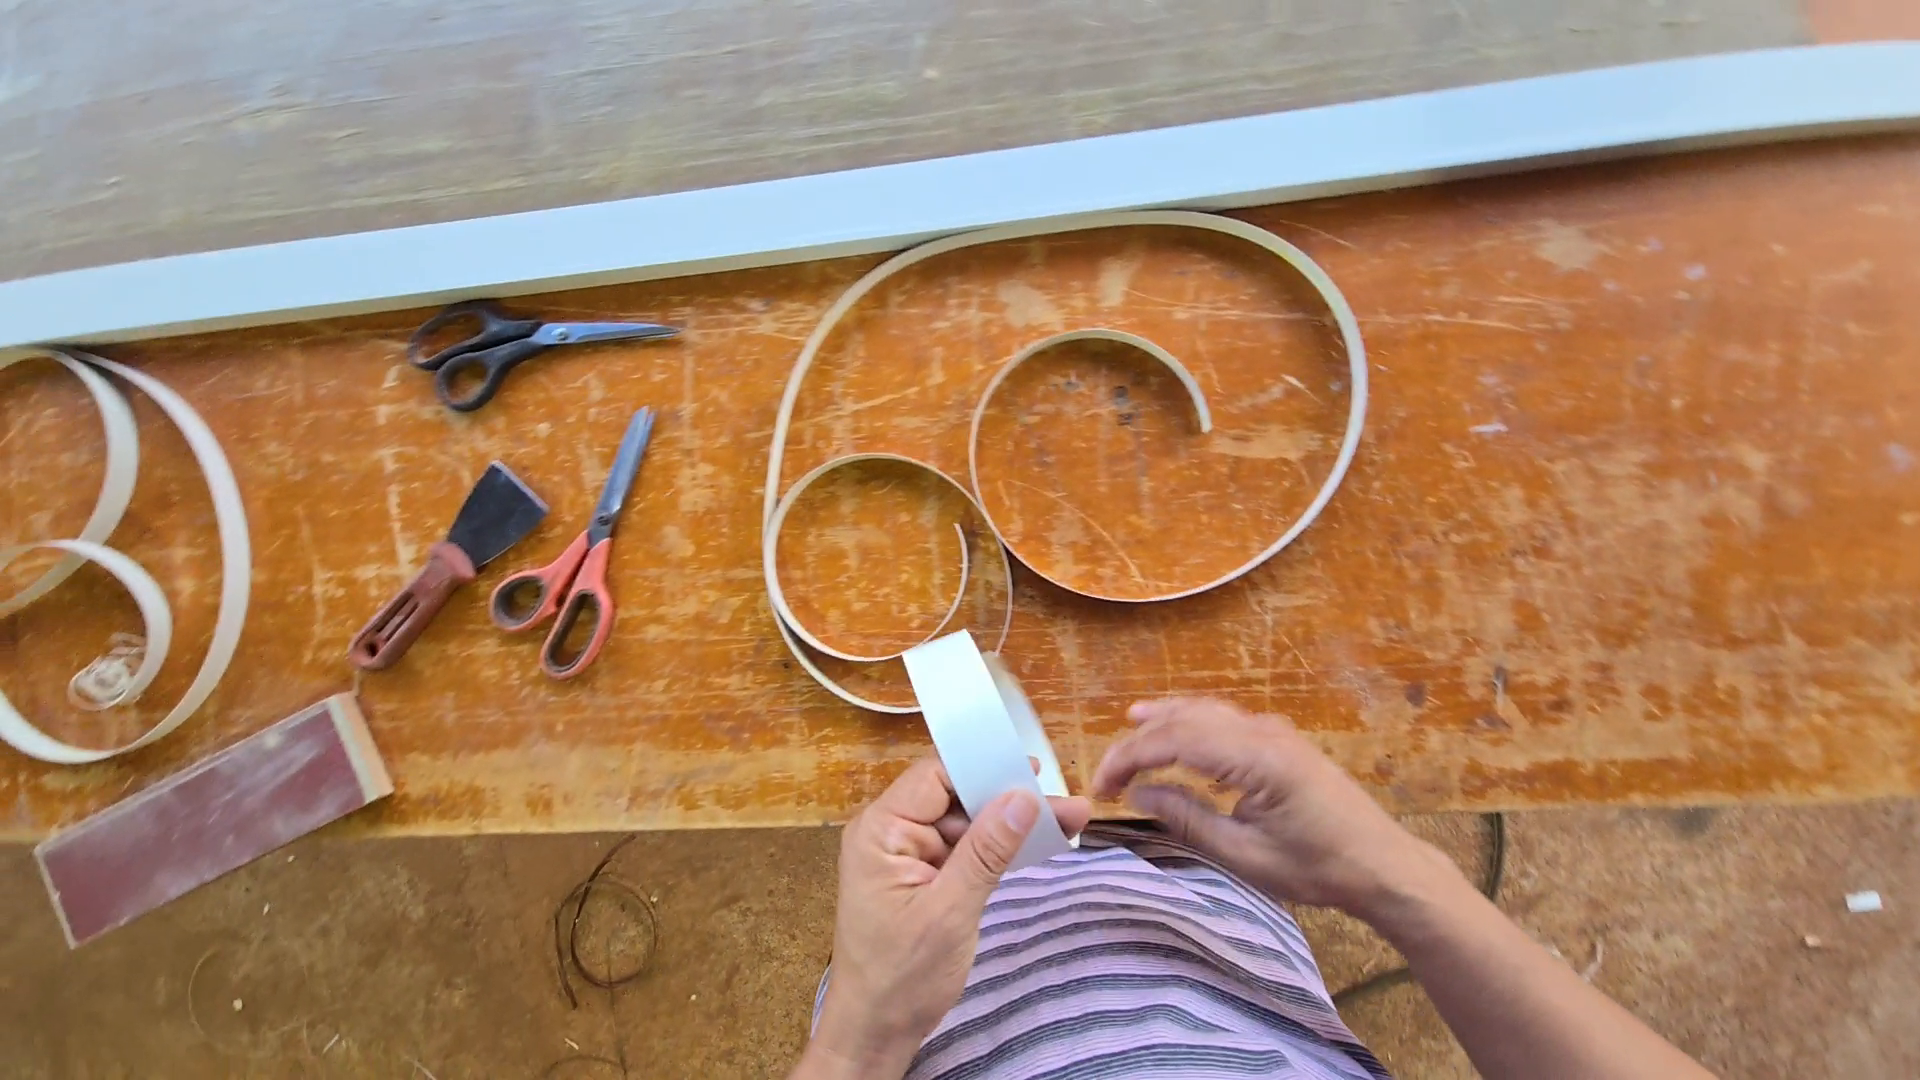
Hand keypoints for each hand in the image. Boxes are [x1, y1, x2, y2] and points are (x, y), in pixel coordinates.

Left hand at [803, 755, 1091, 1079]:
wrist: (876, 1035)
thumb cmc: (901, 977)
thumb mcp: (949, 912)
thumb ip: (986, 851)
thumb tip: (1023, 798)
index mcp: (881, 830)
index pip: (934, 777)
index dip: (981, 769)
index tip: (1031, 768)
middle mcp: (891, 832)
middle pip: (954, 797)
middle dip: (1006, 798)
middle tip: (1062, 799)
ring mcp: (907, 854)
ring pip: (965, 822)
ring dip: (1009, 823)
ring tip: (1065, 817)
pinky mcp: (924, 875)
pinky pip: (964, 847)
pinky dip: (997, 847)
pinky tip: (1035, 841)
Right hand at [1091, 697, 1450, 917]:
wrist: (1385, 866)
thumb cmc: (1317, 869)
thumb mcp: (1246, 856)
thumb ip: (1187, 818)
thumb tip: (1138, 792)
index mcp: (1256, 758)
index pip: (1174, 741)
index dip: (1129, 758)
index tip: (1102, 787)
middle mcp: (1262, 731)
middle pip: (1184, 719)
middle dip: (1139, 742)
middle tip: (1108, 774)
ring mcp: (1272, 730)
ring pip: (1203, 710)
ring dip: (1163, 721)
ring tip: (1129, 726)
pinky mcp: (1278, 738)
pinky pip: (1223, 718)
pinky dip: (1190, 722)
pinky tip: (1176, 731)